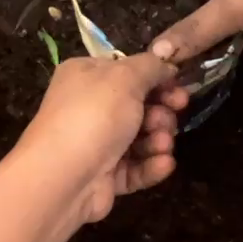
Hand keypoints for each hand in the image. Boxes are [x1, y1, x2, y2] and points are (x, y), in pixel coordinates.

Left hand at [10, 53, 189, 226]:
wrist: (62, 177)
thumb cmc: (93, 116)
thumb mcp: (124, 78)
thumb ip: (150, 67)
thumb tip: (166, 65)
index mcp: (86, 77)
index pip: (127, 71)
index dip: (156, 78)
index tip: (180, 86)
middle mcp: (88, 108)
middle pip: (137, 106)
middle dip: (161, 111)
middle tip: (174, 112)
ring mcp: (96, 144)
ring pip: (139, 139)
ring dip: (158, 139)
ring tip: (162, 144)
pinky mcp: (104, 176)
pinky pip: (134, 168)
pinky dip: (151, 165)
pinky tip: (164, 163)